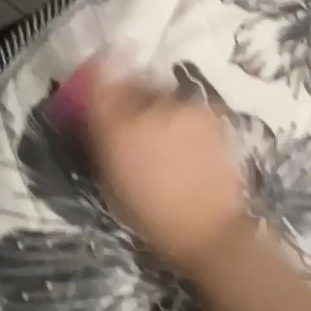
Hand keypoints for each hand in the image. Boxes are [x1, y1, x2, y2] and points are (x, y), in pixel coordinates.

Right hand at [81, 64, 253, 272]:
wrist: (208, 228)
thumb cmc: (151, 215)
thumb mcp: (110, 182)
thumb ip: (102, 141)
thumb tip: (99, 117)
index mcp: (116, 126)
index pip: (99, 81)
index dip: (99, 83)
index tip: (101, 93)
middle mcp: (149, 106)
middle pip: (132, 84)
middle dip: (130, 98)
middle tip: (134, 123)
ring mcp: (184, 106)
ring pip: (162, 93)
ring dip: (159, 107)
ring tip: (166, 136)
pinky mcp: (212, 113)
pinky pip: (188, 106)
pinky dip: (183, 116)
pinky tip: (188, 142)